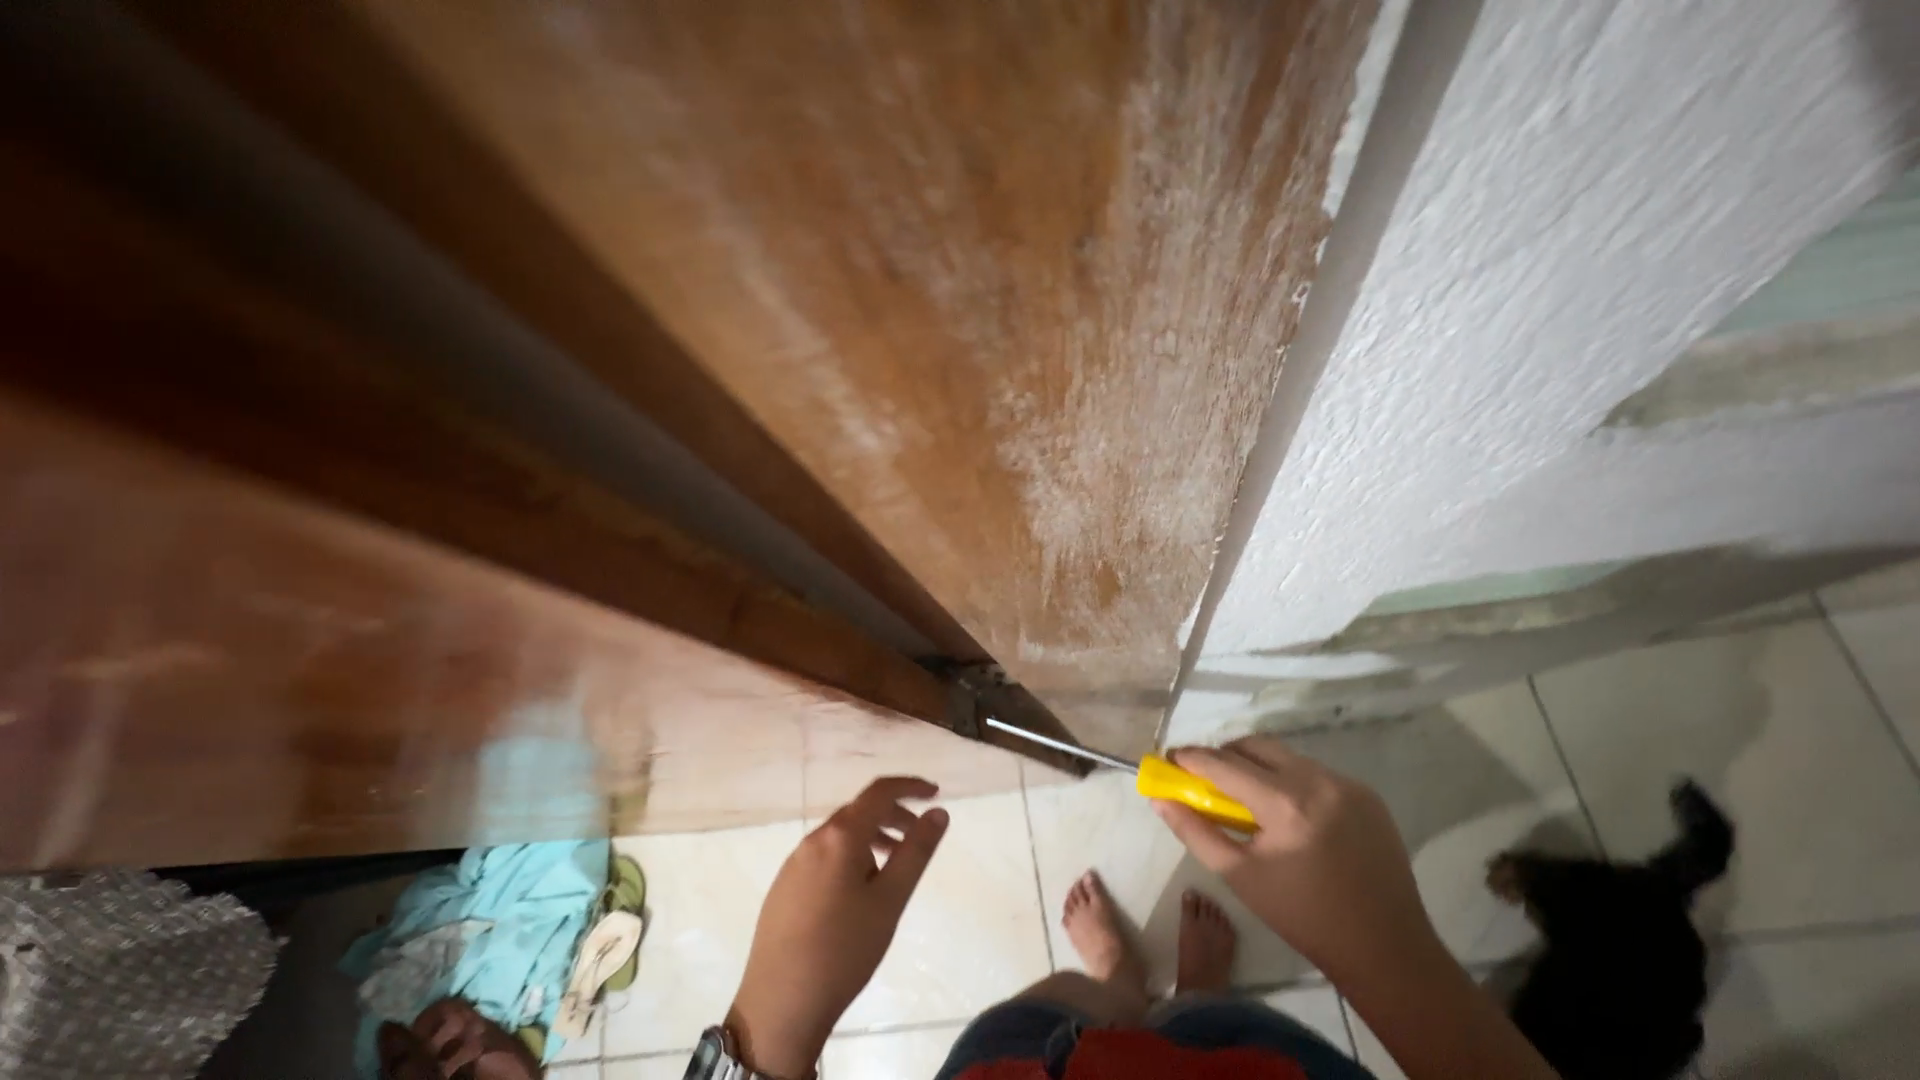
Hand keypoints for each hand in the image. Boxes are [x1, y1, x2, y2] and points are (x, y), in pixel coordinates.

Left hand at [727, 777, 948, 1077]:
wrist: (780, 1004)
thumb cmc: (844, 950)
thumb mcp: (890, 900)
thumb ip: (916, 851)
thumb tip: (938, 813)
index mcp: (840, 836)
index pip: (879, 792)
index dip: (910, 787)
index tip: (935, 794)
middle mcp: (812, 841)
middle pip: (859, 812)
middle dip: (893, 816)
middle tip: (919, 838)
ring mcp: (793, 865)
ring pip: (840, 838)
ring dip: (872, 840)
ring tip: (893, 871)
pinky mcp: (784, 889)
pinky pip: (824, 858)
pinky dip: (850, 859)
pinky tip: (858, 897)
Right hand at [1152, 738, 1441, 980]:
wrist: (1384, 947)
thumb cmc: (1302, 916)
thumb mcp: (1240, 876)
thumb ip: (1195, 832)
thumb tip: (1160, 799)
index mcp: (1284, 803)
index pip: (1225, 764)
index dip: (1191, 759)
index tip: (1170, 760)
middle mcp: (1318, 781)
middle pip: (1256, 746)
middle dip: (1225, 755)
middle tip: (1205, 779)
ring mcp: (1348, 784)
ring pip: (1287, 757)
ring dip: (1259, 767)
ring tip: (1248, 800)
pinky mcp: (1368, 795)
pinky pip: (1316, 773)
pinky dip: (1292, 782)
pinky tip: (1289, 815)